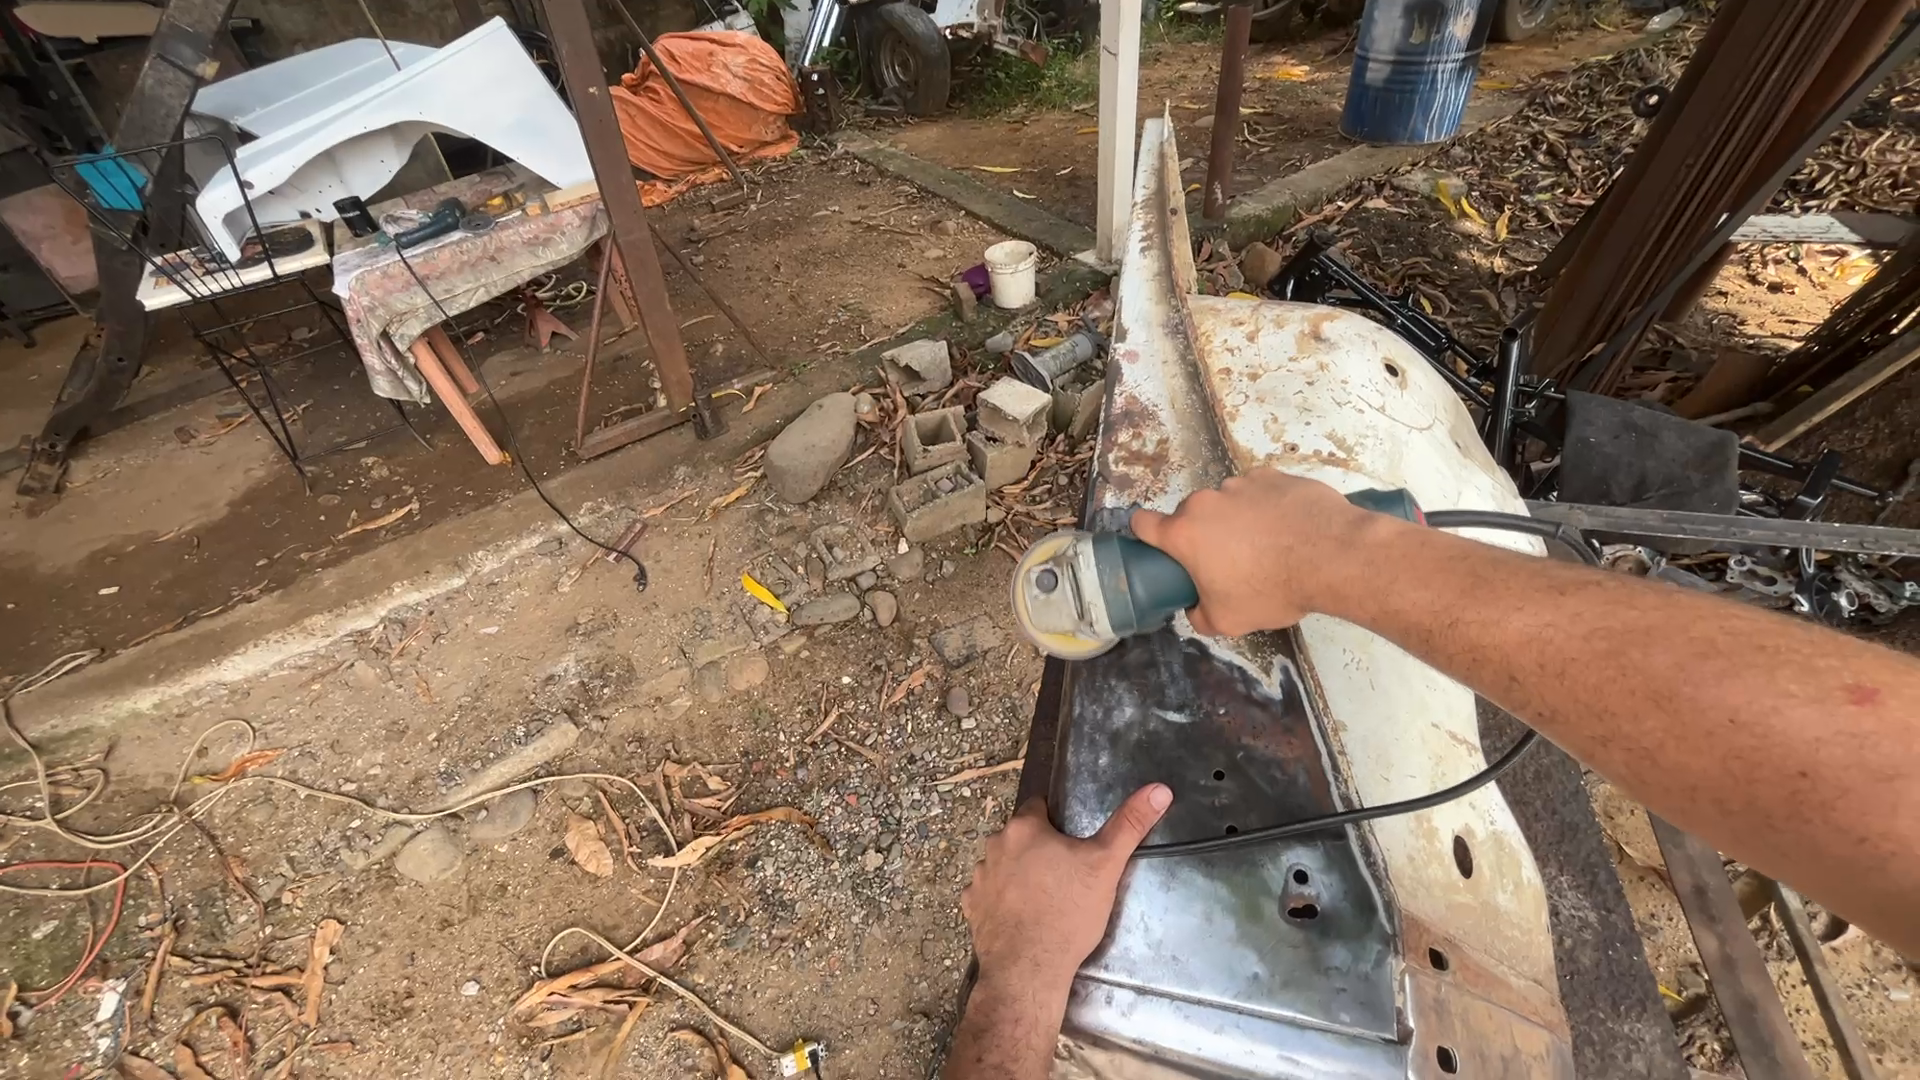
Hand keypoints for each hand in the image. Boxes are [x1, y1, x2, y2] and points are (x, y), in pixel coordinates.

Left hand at [960, 786, 1171, 987]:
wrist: (1029, 969)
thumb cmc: (1068, 911)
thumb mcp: (1106, 865)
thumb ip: (1130, 824)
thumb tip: (1159, 790)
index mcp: (1024, 827)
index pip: (1038, 808)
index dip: (1055, 824)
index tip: (1070, 845)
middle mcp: (995, 844)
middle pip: (1019, 836)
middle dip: (1036, 849)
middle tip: (1062, 875)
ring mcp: (980, 876)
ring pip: (1002, 864)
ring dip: (1016, 873)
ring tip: (1042, 899)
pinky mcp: (971, 906)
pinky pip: (986, 894)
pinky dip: (999, 901)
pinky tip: (1018, 917)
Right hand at [1131, 469, 1382, 635]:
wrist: (1333, 557)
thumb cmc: (1271, 590)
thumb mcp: (1227, 621)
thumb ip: (1199, 616)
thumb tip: (1195, 609)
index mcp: (1183, 534)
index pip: (1142, 523)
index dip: (1146, 534)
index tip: (1162, 547)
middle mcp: (1205, 502)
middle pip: (1190, 515)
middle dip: (1203, 534)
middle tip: (1229, 560)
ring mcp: (1240, 484)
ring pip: (1226, 502)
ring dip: (1236, 519)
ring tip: (1267, 544)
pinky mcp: (1273, 475)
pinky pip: (1259, 491)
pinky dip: (1267, 506)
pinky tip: (1288, 526)